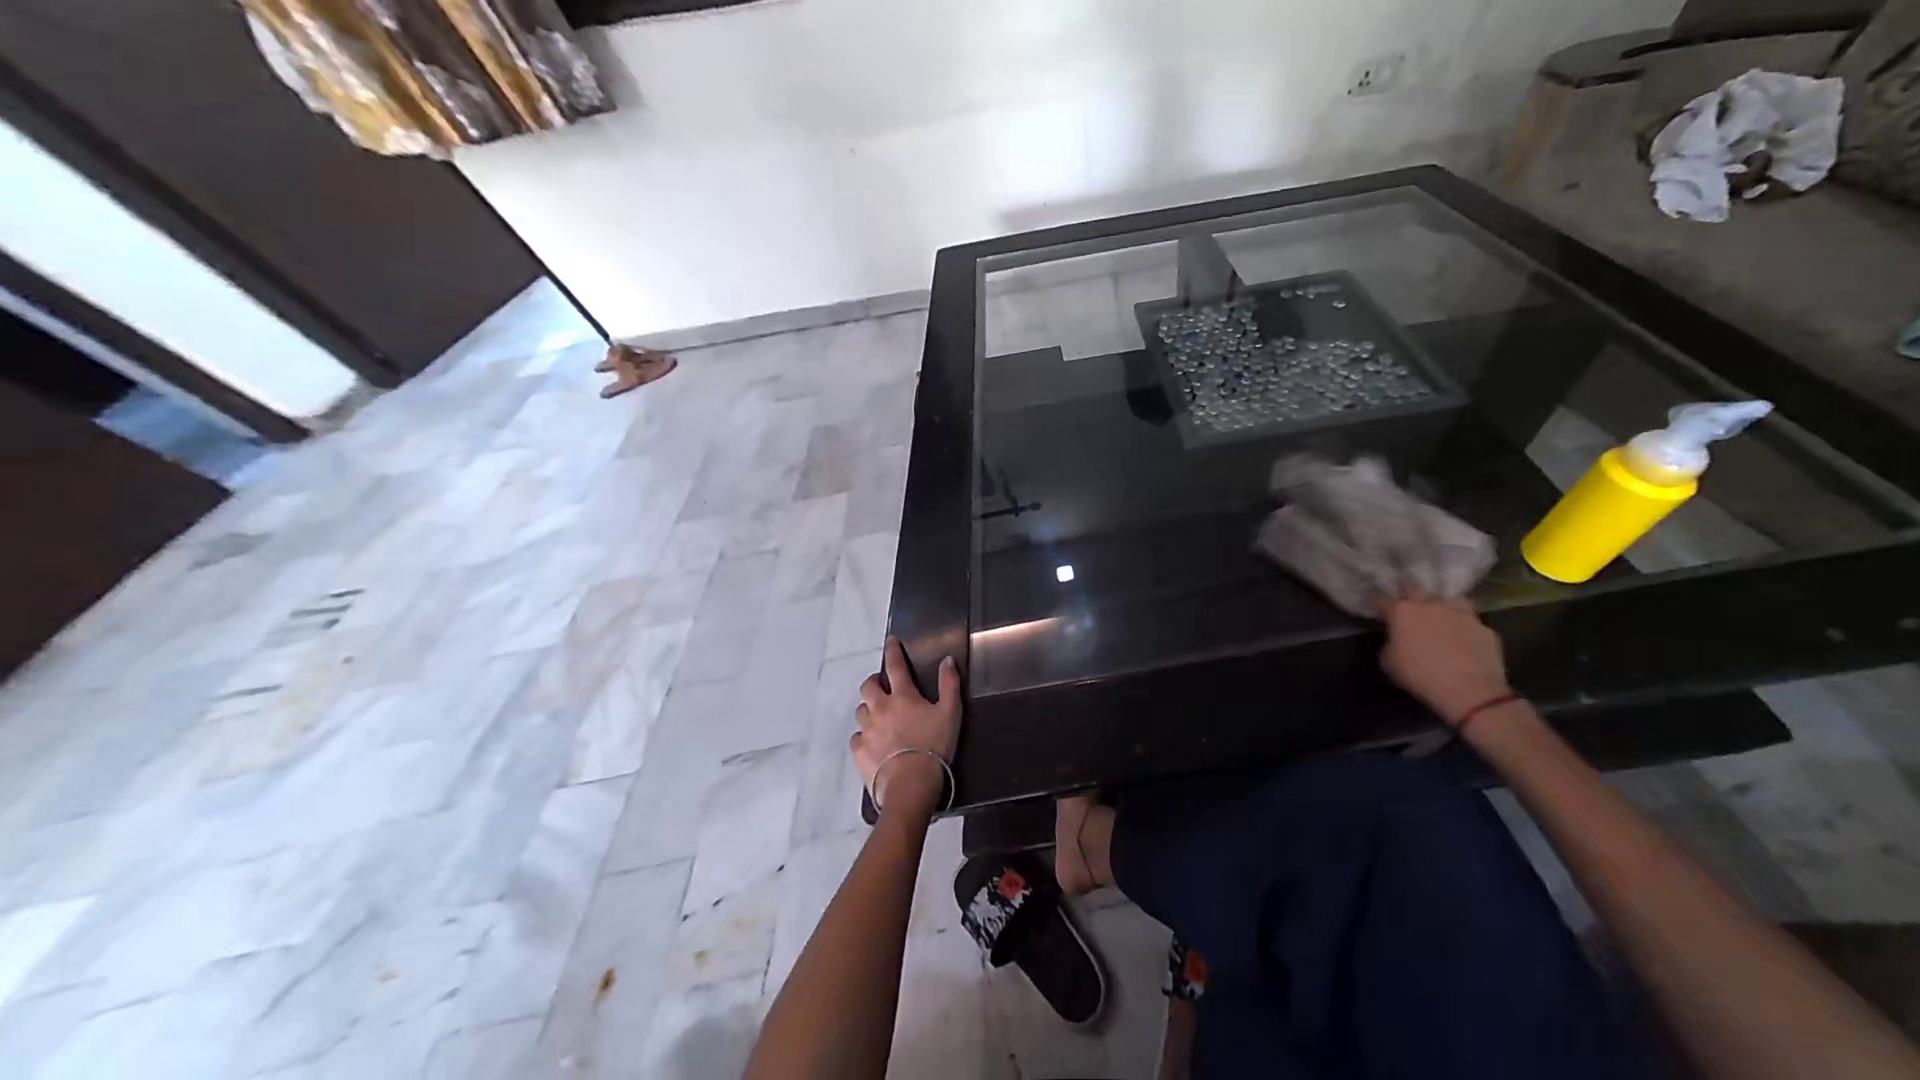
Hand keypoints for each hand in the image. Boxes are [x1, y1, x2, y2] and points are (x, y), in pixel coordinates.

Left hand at [853, 638, 961, 814]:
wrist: (910, 784)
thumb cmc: (934, 747)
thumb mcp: (951, 714)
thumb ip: (949, 685)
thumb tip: (947, 659)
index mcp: (902, 697)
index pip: (895, 667)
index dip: (893, 652)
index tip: (890, 641)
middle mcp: (880, 708)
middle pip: (868, 687)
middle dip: (873, 682)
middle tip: (881, 686)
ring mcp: (866, 729)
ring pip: (861, 711)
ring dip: (868, 710)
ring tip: (878, 718)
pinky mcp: (858, 750)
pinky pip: (857, 737)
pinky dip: (864, 736)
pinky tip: (872, 743)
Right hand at [1376, 592, 1510, 725]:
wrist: (1471, 691)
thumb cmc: (1420, 675)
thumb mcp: (1389, 662)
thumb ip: (1391, 642)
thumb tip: (1398, 639)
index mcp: (1402, 611)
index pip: (1381, 599)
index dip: (1377, 603)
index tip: (1375, 608)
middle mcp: (1431, 604)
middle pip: (1414, 587)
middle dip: (1407, 592)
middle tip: (1406, 604)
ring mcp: (1462, 612)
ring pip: (1448, 600)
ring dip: (1441, 606)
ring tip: (1440, 618)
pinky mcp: (1484, 626)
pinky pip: (1469, 623)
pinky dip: (1463, 629)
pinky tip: (1463, 642)